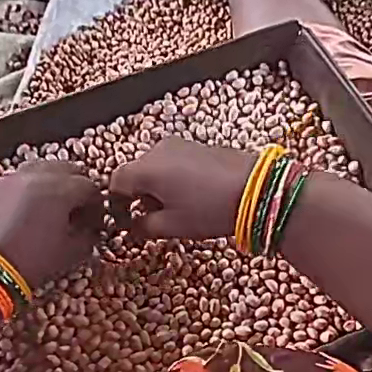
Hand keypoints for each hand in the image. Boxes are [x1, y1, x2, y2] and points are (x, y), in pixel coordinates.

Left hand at [0, 161, 105, 288]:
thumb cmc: (31, 261)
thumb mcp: (70, 253)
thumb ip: (88, 236)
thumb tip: (91, 229)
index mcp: (61, 188)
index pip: (90, 187)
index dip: (97, 205)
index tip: (97, 221)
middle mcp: (38, 175)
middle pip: (69, 169)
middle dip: (78, 188)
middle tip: (80, 211)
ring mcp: (14, 178)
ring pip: (44, 169)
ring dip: (56, 184)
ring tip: (56, 210)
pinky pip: (23, 179)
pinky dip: (34, 189)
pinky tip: (34, 212)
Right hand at [106, 138, 254, 240]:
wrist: (257, 189)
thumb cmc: (209, 209)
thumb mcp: (171, 226)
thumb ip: (142, 227)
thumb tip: (132, 226)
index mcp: (145, 169)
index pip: (115, 182)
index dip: (115, 203)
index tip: (124, 221)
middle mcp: (157, 150)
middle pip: (135, 173)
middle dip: (138, 196)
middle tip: (154, 220)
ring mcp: (179, 144)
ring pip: (155, 167)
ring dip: (157, 188)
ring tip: (178, 210)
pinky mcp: (197, 145)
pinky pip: (173, 162)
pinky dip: (174, 179)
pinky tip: (192, 196)